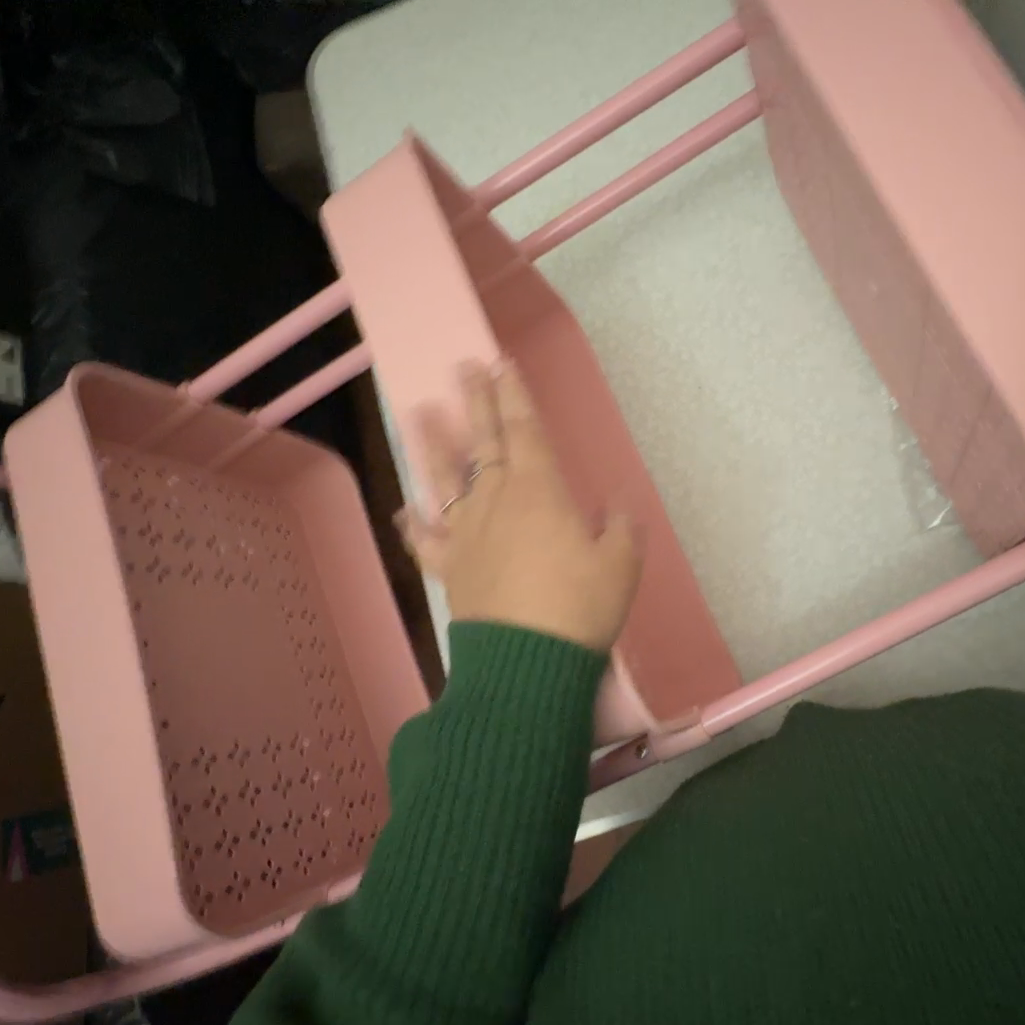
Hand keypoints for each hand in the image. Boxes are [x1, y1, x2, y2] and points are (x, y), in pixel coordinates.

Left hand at [398, 360, 641, 651]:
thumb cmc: (581, 605)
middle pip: (485, 444)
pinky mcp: (452, 571)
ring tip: (418, 415)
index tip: (502, 364)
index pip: (525, 431)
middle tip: (464, 368)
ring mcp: (468, 535)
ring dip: (434, 447)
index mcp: (540, 492)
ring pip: (446, 482)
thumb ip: (618, 528)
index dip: (515, 396)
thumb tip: (613, 507)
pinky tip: (403, 512)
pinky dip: (415, 527)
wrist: (530, 660)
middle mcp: (498, 503)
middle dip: (477, 403)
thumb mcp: (621, 564)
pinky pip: (428, 544)